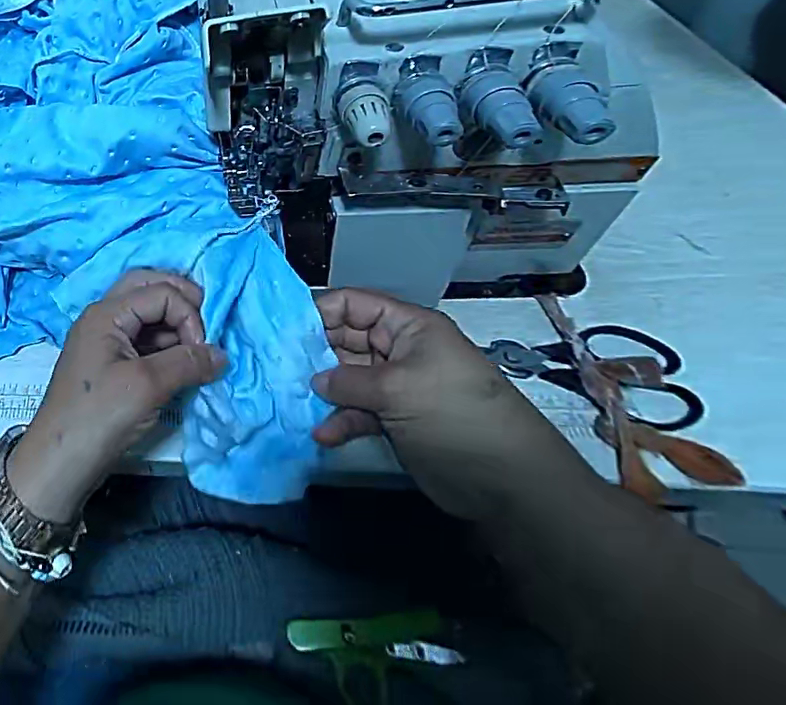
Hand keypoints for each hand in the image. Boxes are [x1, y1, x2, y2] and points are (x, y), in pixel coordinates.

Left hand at [8, 270, 226, 520]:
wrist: (58, 465)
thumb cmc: (99, 417)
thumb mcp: (147, 386)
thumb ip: (187, 362)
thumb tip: (221, 355)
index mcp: (107, 313)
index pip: (161, 292)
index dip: (188, 315)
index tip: (201, 351)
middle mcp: (104, 317)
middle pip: (149, 288)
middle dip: (182, 302)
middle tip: (206, 327)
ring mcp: (105, 340)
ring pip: (147, 314)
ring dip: (175, 325)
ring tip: (195, 352)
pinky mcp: (110, 363)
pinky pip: (143, 338)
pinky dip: (166, 344)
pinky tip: (181, 364)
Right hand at [311, 288, 588, 519]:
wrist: (507, 482)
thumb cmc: (454, 415)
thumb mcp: (398, 390)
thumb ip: (349, 382)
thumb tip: (314, 381)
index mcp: (407, 326)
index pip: (354, 303)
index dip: (320, 312)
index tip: (284, 330)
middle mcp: (399, 348)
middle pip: (346, 338)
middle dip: (315, 353)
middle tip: (278, 367)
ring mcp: (396, 384)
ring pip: (348, 377)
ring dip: (324, 390)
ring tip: (292, 400)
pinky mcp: (395, 417)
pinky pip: (359, 410)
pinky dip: (341, 420)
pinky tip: (322, 434)